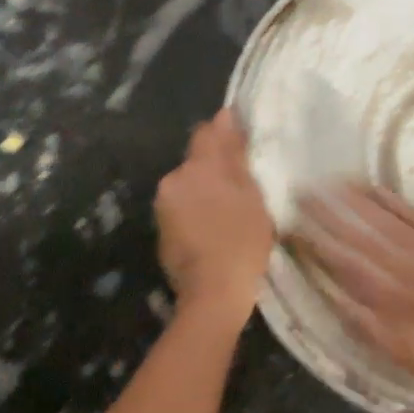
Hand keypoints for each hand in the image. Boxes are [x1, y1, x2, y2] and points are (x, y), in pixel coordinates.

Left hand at [155, 110, 273, 322]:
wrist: (212, 293)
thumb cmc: (242, 243)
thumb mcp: (252, 198)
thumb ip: (237, 157)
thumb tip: (227, 119)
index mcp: (198, 167)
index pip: (207, 133)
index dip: (224, 131)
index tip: (240, 137)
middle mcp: (174, 179)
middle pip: (196, 162)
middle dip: (215, 167)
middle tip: (241, 183)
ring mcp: (163, 206)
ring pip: (188, 186)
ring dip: (205, 190)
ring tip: (229, 209)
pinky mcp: (161, 230)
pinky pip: (182, 208)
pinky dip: (197, 211)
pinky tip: (214, 228)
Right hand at [299, 186, 413, 398]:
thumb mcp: (407, 357)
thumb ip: (369, 328)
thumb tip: (333, 298)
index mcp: (391, 297)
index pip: (344, 263)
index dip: (316, 243)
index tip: (292, 225)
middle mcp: (405, 267)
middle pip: (359, 234)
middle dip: (328, 213)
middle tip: (301, 192)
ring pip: (384, 220)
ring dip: (354, 201)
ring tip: (328, 183)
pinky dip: (393, 201)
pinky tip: (373, 189)